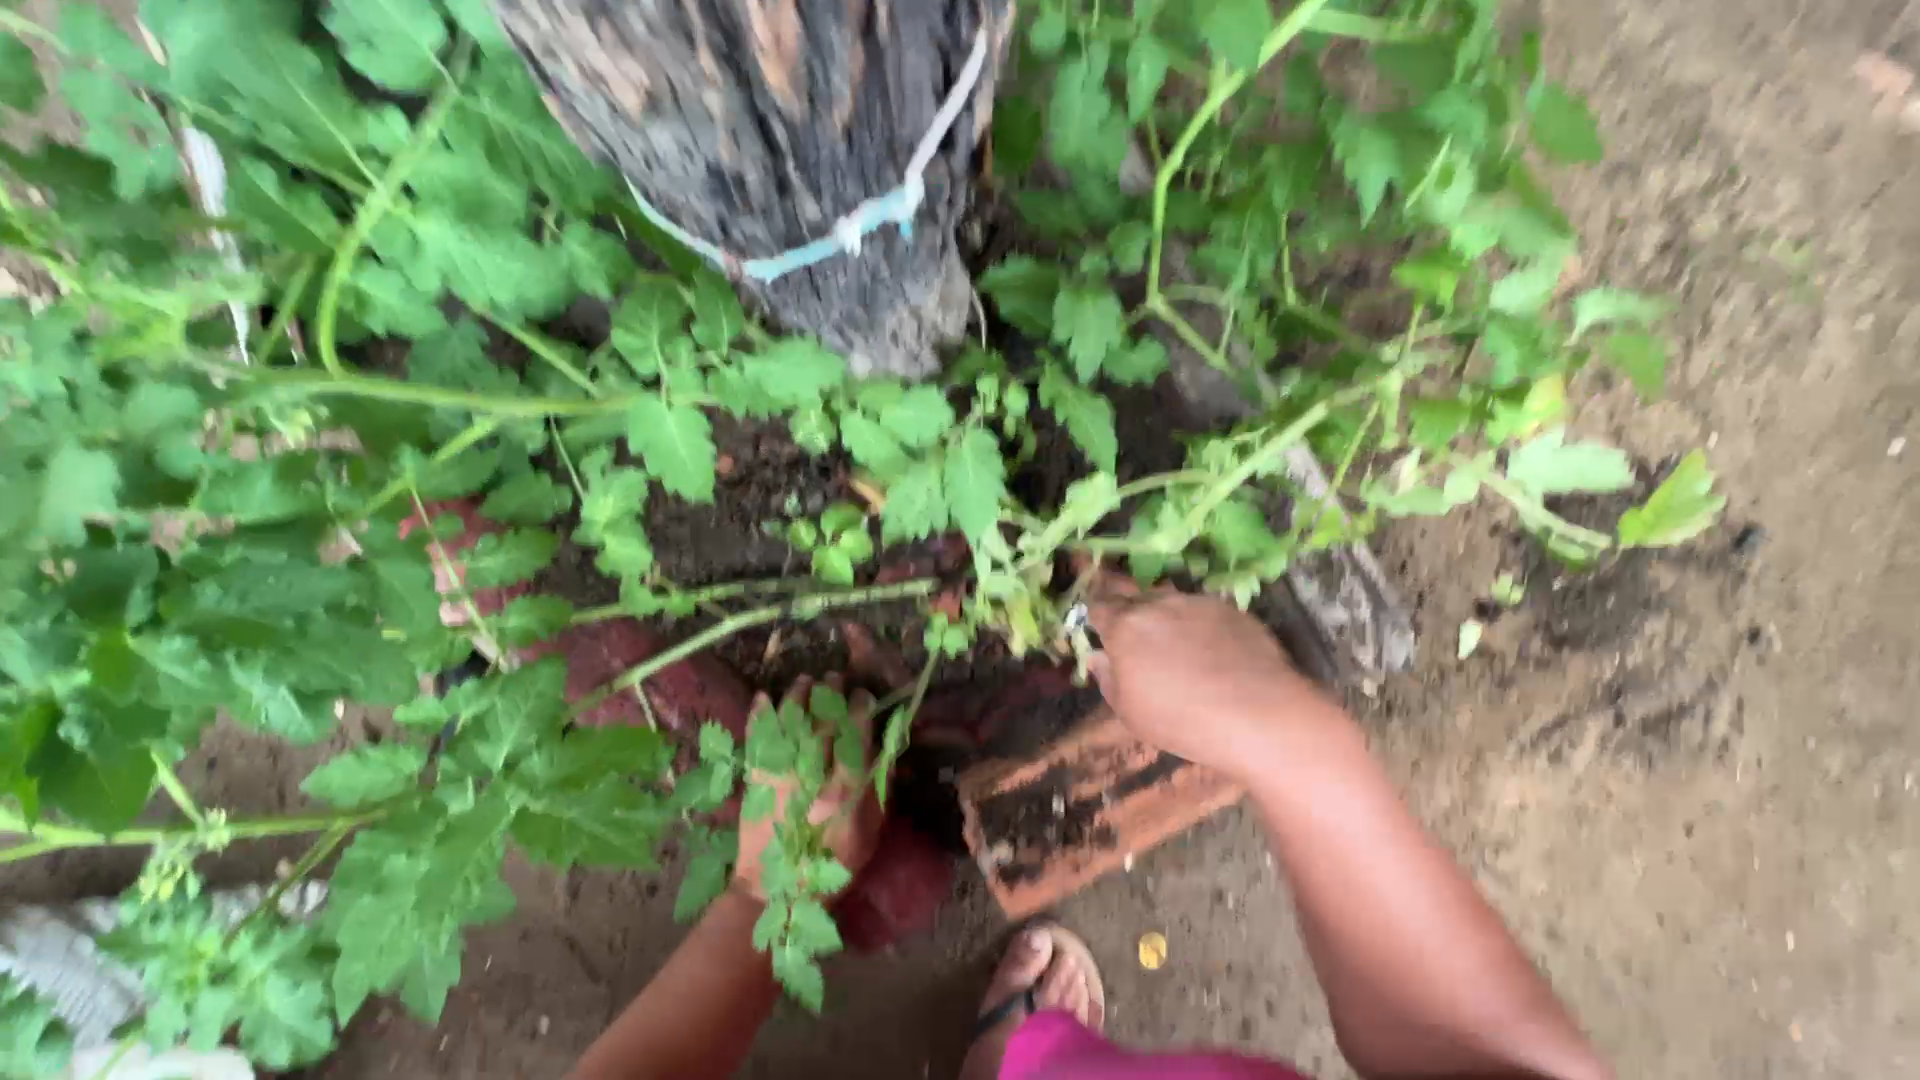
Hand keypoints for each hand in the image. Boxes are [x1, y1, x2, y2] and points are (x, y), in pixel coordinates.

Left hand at [732, 675, 884, 900]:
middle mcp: (812, 775)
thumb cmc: (833, 864)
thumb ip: (879, 788)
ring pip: (789, 723)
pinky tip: (763, 697)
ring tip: (806, 680)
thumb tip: (888, 748)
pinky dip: (759, 717)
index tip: (864, 696)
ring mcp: (780, 774)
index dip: (861, 709)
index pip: (856, 735)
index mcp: (845, 789)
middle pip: (823, 721)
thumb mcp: (870, 832)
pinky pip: (756, 739)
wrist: (776, 891)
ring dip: (798, 696)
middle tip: (836, 678)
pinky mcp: (755, 779)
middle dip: (831, 693)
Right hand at [1087, 574, 1344, 780]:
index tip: (1096, 621)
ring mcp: (1198, 602)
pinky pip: (1203, 610)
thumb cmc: (1182, 720)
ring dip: (1163, 613)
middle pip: (1132, 593)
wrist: (1260, 714)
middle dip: (1124, 603)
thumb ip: (1108, 679)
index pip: (1098, 604)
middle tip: (1129, 625)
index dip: (1094, 611)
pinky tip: (1210, 651)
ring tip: (1172, 642)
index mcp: (1124, 626)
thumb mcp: (1130, 712)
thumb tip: (1099, 658)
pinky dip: (1198, 624)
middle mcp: (1158, 604)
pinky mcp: (1232, 609)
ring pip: (1170, 599)